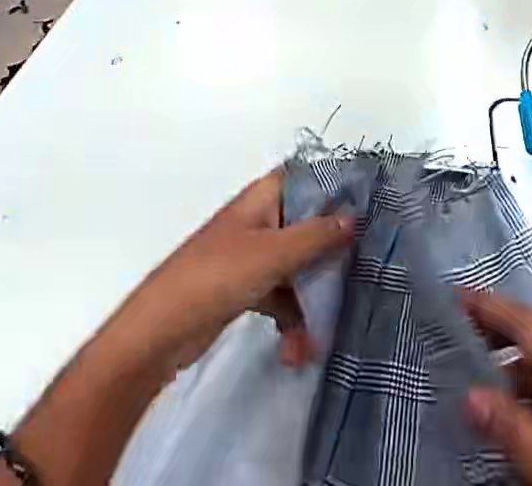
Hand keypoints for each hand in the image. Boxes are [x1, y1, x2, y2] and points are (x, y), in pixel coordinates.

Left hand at [108, 170, 351, 374]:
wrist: (162, 328)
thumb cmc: (218, 274)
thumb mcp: (273, 253)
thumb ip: (316, 236)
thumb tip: (353, 217)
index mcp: (262, 198)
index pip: (306, 179)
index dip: (335, 191)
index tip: (369, 211)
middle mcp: (259, 220)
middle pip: (307, 227)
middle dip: (330, 258)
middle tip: (360, 277)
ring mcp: (251, 255)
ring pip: (296, 267)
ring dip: (310, 302)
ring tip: (318, 339)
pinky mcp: (245, 287)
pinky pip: (281, 295)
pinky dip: (290, 320)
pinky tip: (295, 351)